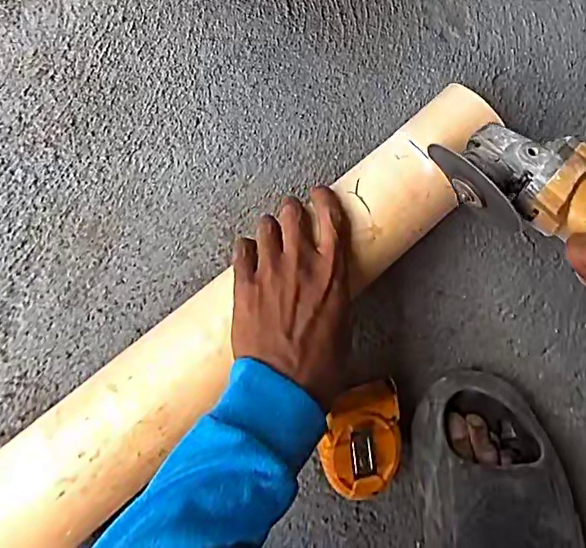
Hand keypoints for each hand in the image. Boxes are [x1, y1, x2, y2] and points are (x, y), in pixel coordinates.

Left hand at [231, 186, 351, 408]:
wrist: (282, 389)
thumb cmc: (318, 366)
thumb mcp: (343, 321)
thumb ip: (336, 291)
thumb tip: (331, 284)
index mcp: (332, 270)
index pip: (330, 215)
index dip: (324, 198)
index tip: (319, 194)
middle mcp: (302, 261)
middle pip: (293, 211)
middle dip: (292, 210)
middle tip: (291, 216)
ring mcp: (270, 270)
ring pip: (265, 225)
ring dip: (269, 228)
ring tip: (269, 237)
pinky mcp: (244, 285)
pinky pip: (241, 249)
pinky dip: (245, 248)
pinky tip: (248, 255)